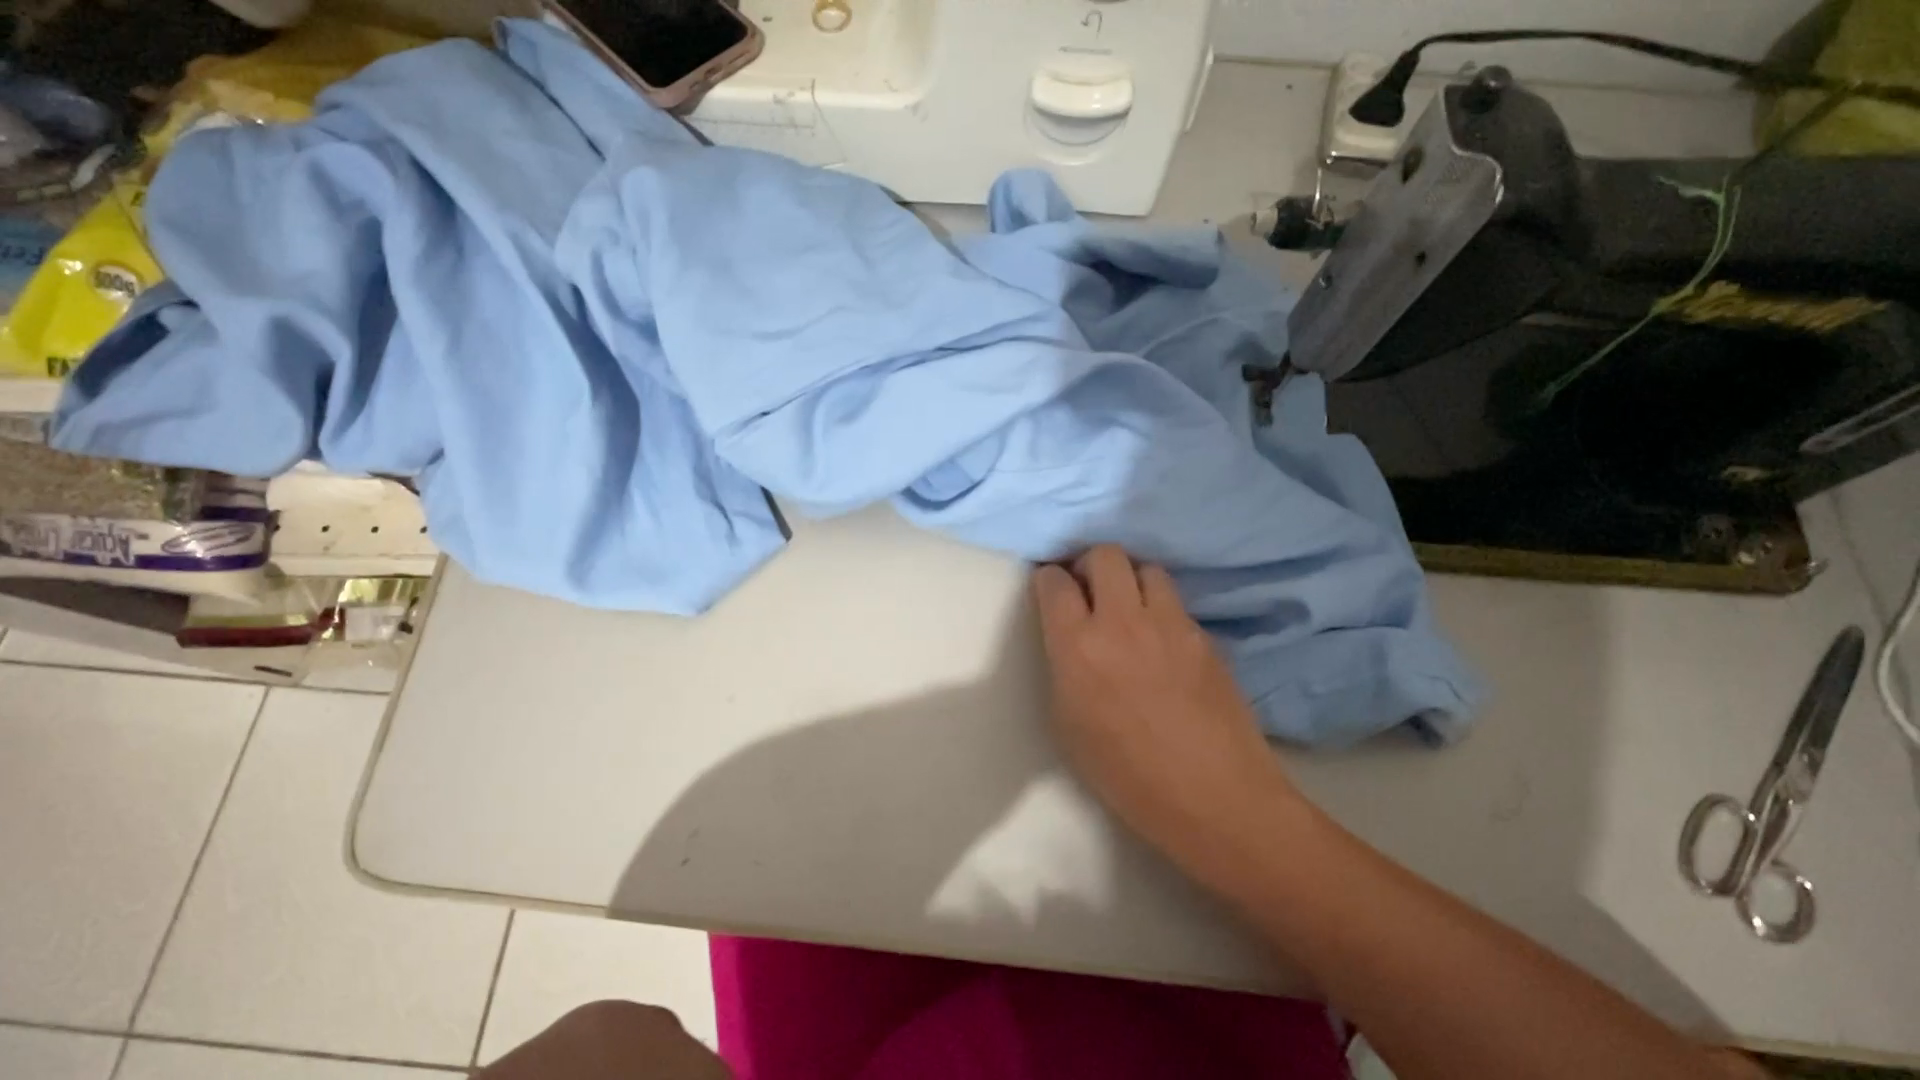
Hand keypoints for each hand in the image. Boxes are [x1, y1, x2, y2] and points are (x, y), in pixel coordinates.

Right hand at [1031, 546, 1299, 878]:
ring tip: (1129, 610)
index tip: (1051, 591)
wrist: (1213, 796)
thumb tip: (1072, 641)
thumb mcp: (1070, 724)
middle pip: (1105, 555)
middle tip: (1088, 591)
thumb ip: (1065, 668)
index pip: (1055, 582)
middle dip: (1089, 565)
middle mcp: (1123, 621)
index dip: (1049, 580)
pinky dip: (1162, 612)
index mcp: (1078, 647)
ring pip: (1148, 570)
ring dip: (1131, 581)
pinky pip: (1177, 605)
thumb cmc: (1127, 777)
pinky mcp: (1205, 637)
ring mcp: (1171, 624)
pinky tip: (1163, 645)